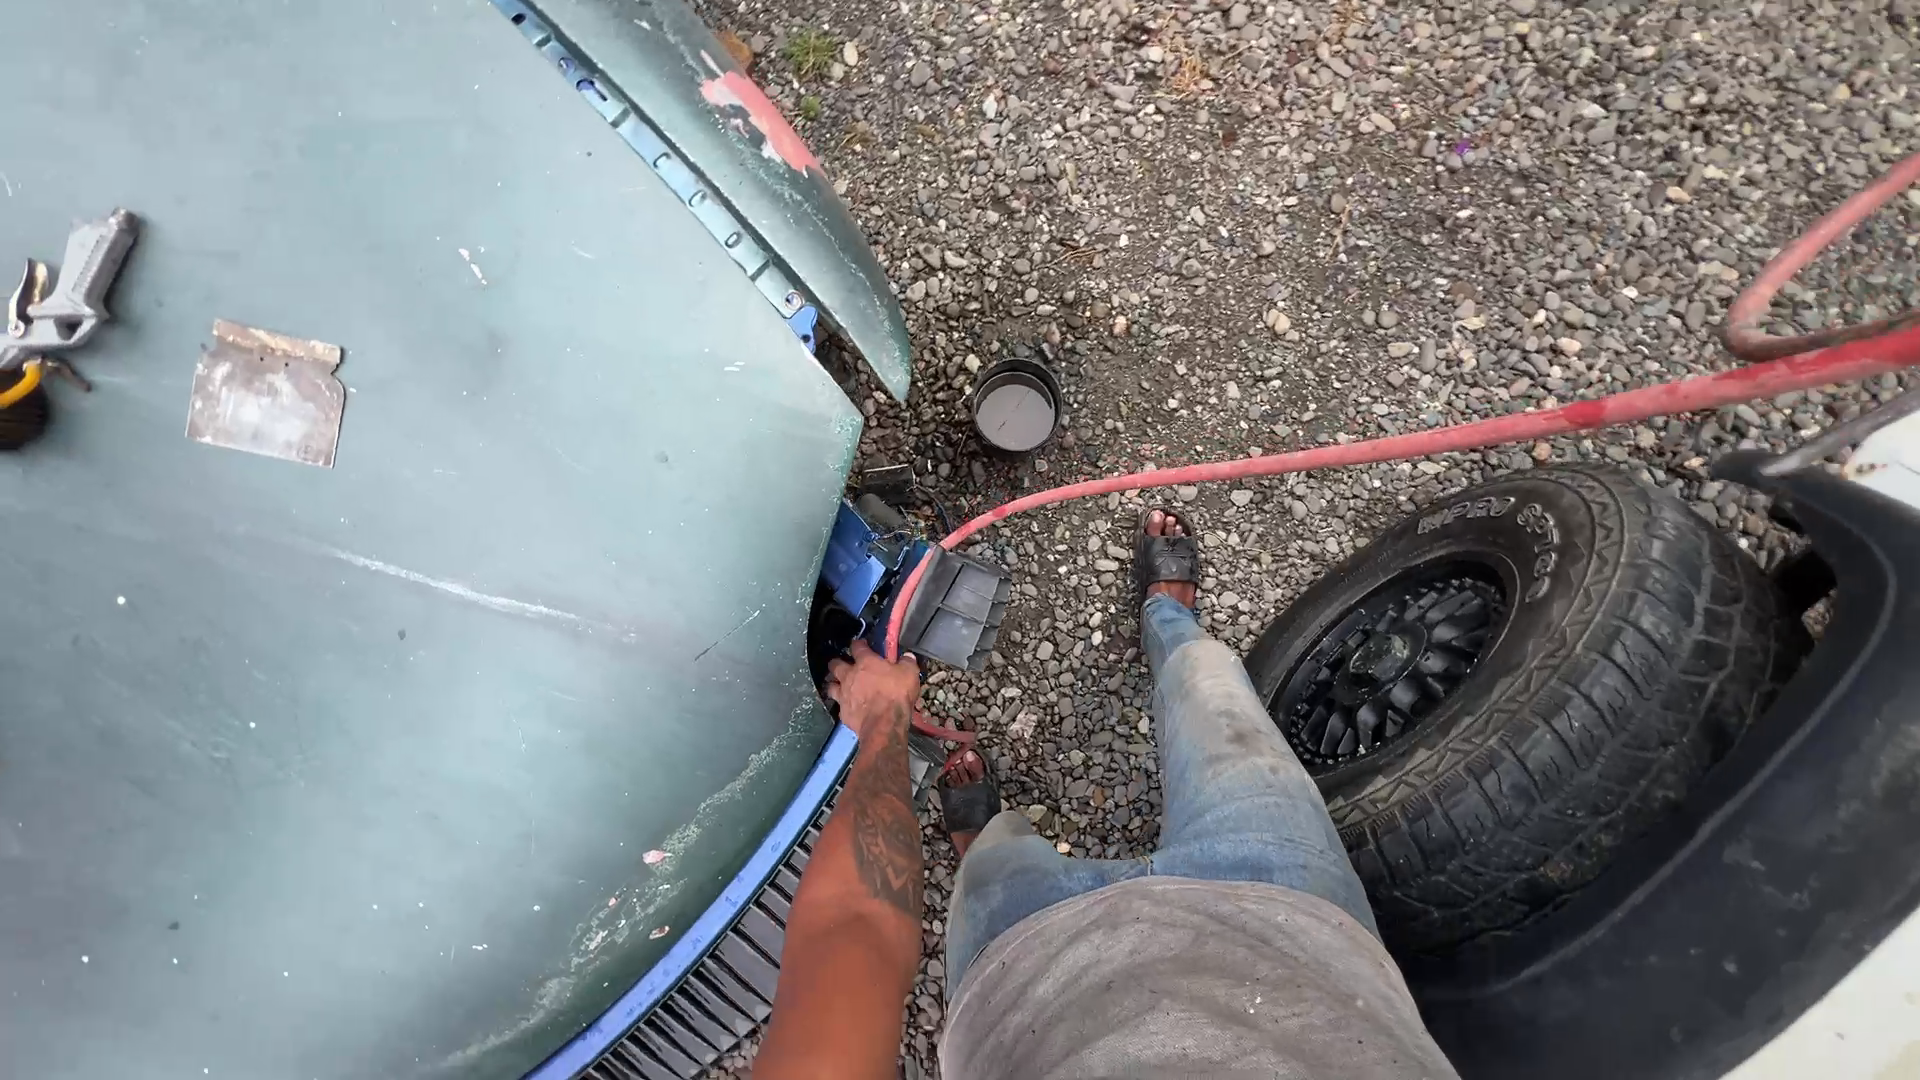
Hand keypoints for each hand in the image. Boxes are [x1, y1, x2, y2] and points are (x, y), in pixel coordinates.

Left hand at [824, 640, 920, 738]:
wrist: (884, 724)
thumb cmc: (895, 695)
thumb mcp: (909, 673)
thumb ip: (907, 663)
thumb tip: (908, 657)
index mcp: (866, 663)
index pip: (857, 647)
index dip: (858, 644)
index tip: (860, 644)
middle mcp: (850, 676)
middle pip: (836, 664)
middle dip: (838, 663)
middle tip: (843, 664)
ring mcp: (844, 695)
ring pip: (832, 686)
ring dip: (835, 684)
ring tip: (840, 686)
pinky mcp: (843, 713)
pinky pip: (839, 707)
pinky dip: (844, 706)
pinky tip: (850, 708)